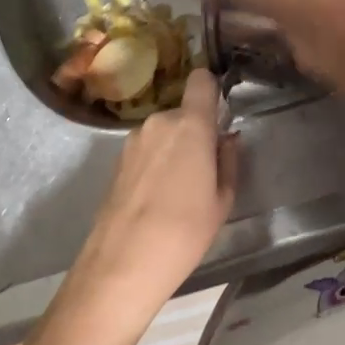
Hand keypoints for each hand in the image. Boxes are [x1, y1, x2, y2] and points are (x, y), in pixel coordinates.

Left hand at [71, 71, 236, 307]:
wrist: (123, 264)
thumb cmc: (184, 231)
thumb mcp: (222, 201)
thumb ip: (228, 161)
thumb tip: (227, 138)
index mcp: (190, 125)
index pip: (201, 81)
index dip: (211, 88)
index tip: (219, 110)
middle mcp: (158, 122)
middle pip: (183, 114)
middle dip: (194, 133)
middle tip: (203, 171)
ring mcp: (133, 140)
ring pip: (163, 133)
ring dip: (173, 150)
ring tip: (178, 191)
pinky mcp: (116, 160)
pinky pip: (146, 150)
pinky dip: (154, 164)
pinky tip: (156, 199)